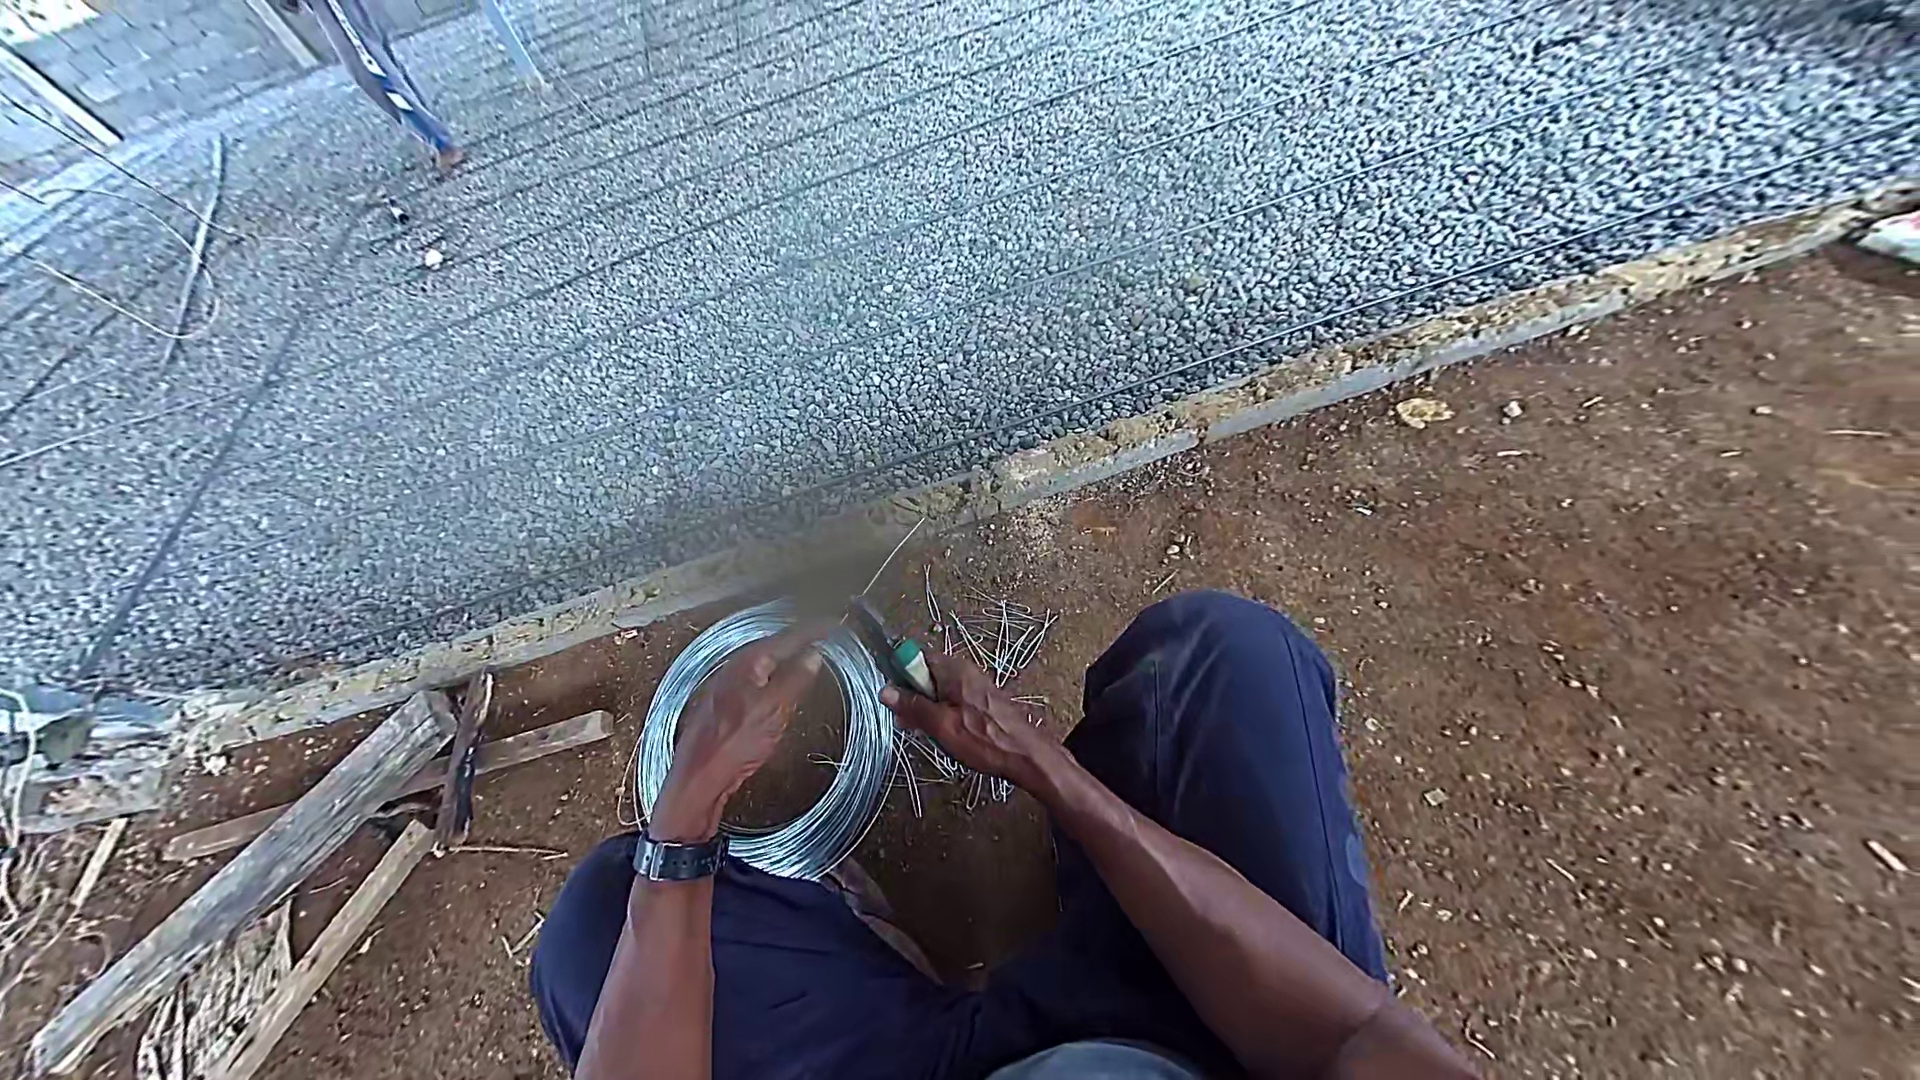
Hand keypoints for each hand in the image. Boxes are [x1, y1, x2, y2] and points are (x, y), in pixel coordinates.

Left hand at [652, 629, 824, 840]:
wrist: (698, 781)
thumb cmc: (733, 744)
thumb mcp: (774, 708)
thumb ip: (796, 678)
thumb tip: (814, 654)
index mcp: (746, 663)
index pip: (787, 637)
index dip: (814, 630)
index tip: (835, 624)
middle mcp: (735, 669)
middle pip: (774, 645)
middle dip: (801, 638)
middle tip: (825, 633)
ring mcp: (728, 687)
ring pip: (766, 662)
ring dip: (789, 655)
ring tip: (810, 652)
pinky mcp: (726, 705)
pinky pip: (759, 678)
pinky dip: (778, 674)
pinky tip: (783, 683)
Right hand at [879, 652, 1064, 792]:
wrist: (1026, 755)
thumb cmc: (984, 739)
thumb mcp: (940, 725)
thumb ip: (912, 706)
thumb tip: (886, 690)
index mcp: (954, 669)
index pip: (915, 657)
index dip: (901, 676)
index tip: (895, 699)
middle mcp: (964, 671)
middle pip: (926, 675)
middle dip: (914, 698)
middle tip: (912, 724)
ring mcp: (974, 685)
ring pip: (939, 691)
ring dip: (929, 710)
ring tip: (931, 734)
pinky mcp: (982, 701)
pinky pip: (953, 701)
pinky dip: (945, 715)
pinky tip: (948, 735)